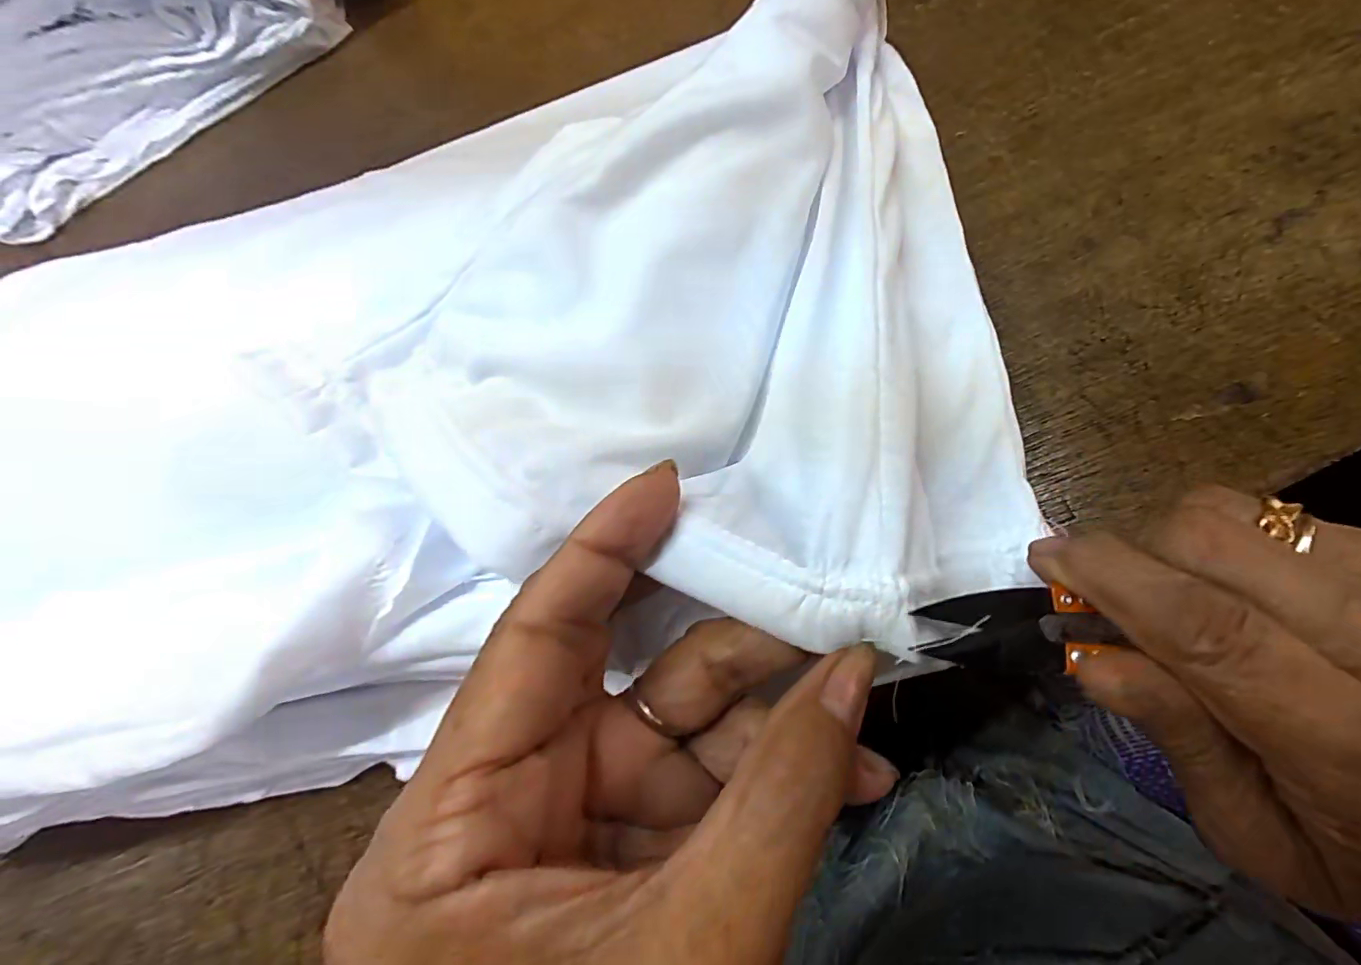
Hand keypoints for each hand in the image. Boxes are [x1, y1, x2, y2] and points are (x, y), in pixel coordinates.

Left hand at [325, 463, 896, 964]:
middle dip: (743, 650)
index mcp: (451, 835)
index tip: (667, 485)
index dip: (602, 552)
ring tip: (866, 712)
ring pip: (699, 730)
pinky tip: (855, 777)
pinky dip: (789, 773)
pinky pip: (722, 783)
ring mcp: (584, 835)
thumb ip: (781, 798)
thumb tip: (855, 674)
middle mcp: (510, 815)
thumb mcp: (697, 942)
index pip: (535, 646)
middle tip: (824, 621)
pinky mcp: (642, 859)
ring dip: (789, 717)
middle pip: (639, 680)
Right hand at [1027, 485, 1360, 933]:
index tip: (1050, 556)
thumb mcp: (1249, 833)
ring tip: (1175, 591)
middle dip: (1136, 552)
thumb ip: (1176, 734)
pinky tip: (1246, 593)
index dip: (1121, 583)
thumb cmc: (1359, 855)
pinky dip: (1232, 546)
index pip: (1218, 634)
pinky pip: (1280, 518)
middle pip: (1223, 548)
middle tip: (1102, 588)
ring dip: (1178, 543)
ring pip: (1244, 515)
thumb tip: (1091, 658)